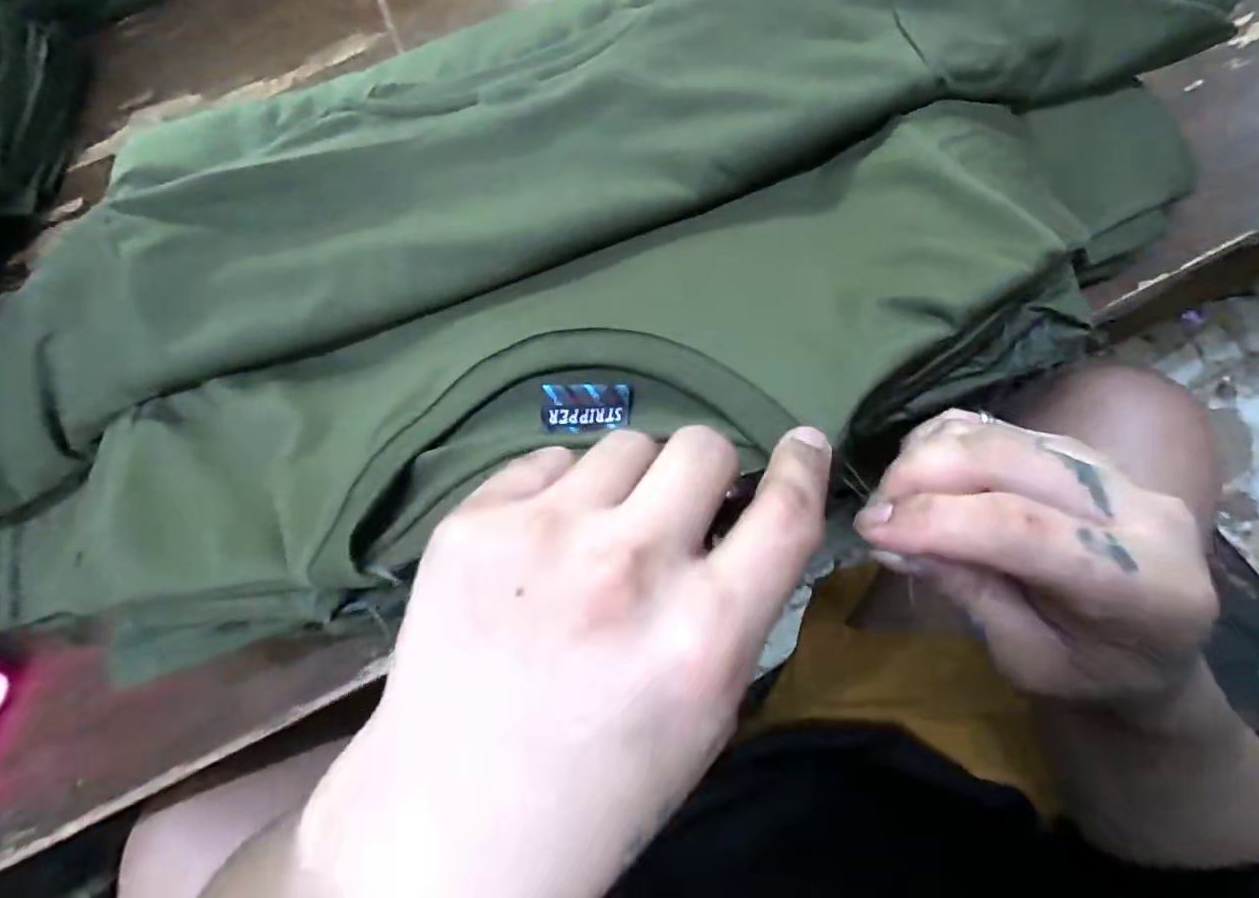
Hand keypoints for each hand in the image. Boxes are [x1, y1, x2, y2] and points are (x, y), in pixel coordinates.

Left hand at [292, 426, 832, 897]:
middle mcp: (625, 567)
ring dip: (631, 482)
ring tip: (599, 532)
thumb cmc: (600, 780)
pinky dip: (560, 491)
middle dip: (706, 471)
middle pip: (700, 448)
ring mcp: (541, 534)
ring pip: (624, 444)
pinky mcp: (474, 521)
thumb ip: (733, 607)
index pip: (783, 514)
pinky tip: (538, 543)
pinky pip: (548, 460)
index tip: (802, 443)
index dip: (802, 467)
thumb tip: (740, 518)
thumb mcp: (702, 708)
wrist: (456, 814)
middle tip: (679, 507)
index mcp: (699, 635)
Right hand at [854, 410, 1217, 712]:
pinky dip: (938, 443)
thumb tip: (889, 540)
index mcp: (1146, 584)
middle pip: (1005, 457)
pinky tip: (922, 478)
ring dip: (922, 456)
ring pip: (992, 433)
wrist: (1148, 651)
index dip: (936, 520)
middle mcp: (1140, 509)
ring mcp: (1108, 468)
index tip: (871, 529)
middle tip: (875, 513)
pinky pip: (991, 425)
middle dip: (919, 474)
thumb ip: (968, 591)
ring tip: (895, 500)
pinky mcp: (1073, 448)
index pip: (1024, 528)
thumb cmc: (1088, 672)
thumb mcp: (1026, 658)